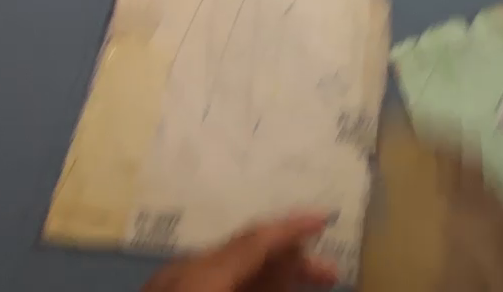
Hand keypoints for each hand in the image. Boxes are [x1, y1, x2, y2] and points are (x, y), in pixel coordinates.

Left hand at [143, 213, 340, 291]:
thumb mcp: (214, 291)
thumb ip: (261, 291)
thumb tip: (295, 282)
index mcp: (199, 276)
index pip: (254, 240)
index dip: (293, 227)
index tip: (325, 219)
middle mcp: (185, 274)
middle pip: (246, 255)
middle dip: (289, 262)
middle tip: (331, 273)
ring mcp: (171, 287)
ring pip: (231, 272)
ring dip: (269, 280)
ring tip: (303, 286)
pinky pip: (215, 287)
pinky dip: (245, 291)